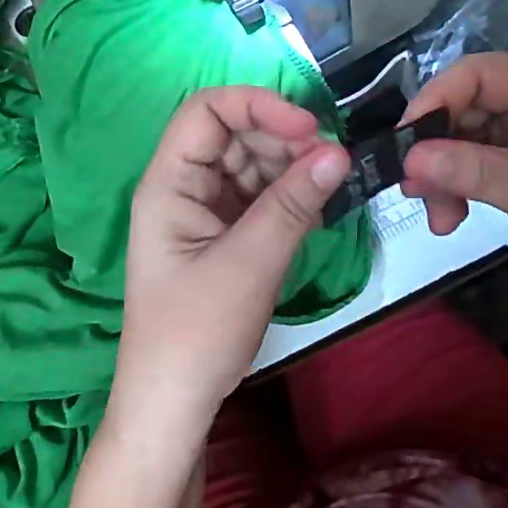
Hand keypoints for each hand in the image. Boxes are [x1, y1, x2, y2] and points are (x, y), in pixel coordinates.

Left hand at [113, 87, 350, 442]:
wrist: (174, 402)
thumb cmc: (196, 333)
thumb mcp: (248, 264)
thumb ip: (292, 205)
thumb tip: (338, 153)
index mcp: (168, 183)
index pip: (207, 111)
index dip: (257, 105)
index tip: (309, 127)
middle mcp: (184, 187)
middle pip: (234, 135)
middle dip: (282, 139)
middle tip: (331, 163)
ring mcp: (204, 211)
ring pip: (252, 165)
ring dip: (291, 168)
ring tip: (327, 190)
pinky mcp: (224, 235)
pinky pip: (260, 198)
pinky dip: (289, 197)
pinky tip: (315, 211)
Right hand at [400, 53, 507, 286]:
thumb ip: (476, 172)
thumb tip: (408, 159)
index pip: (480, 74)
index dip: (437, 99)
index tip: (406, 141)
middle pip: (463, 109)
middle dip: (435, 149)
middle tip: (413, 189)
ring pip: (459, 141)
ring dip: (440, 177)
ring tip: (438, 217)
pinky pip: (468, 168)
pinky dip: (453, 191)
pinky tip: (450, 220)